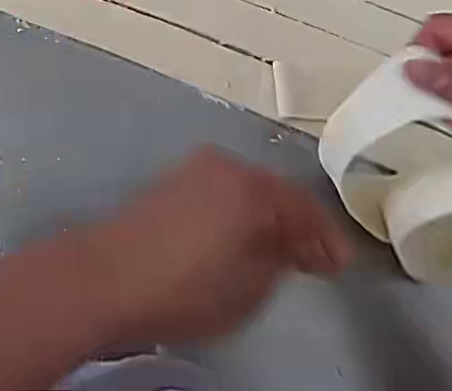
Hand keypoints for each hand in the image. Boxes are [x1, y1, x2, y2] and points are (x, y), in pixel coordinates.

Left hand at [66, 147, 352, 345]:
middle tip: (315, 259)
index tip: (339, 264)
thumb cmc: (188, 286)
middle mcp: (225, 166)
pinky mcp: (174, 178)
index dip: (327, 236)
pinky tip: (242, 236)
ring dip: (268, 215)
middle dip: (297, 223)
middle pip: (275, 191)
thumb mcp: (251, 285)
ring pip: (248, 187)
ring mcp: (195, 168)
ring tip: (281, 252)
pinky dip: (240, 209)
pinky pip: (222, 188)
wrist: (112, 272)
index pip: (304, 206)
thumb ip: (282, 256)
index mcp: (251, 187)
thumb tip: (296, 242)